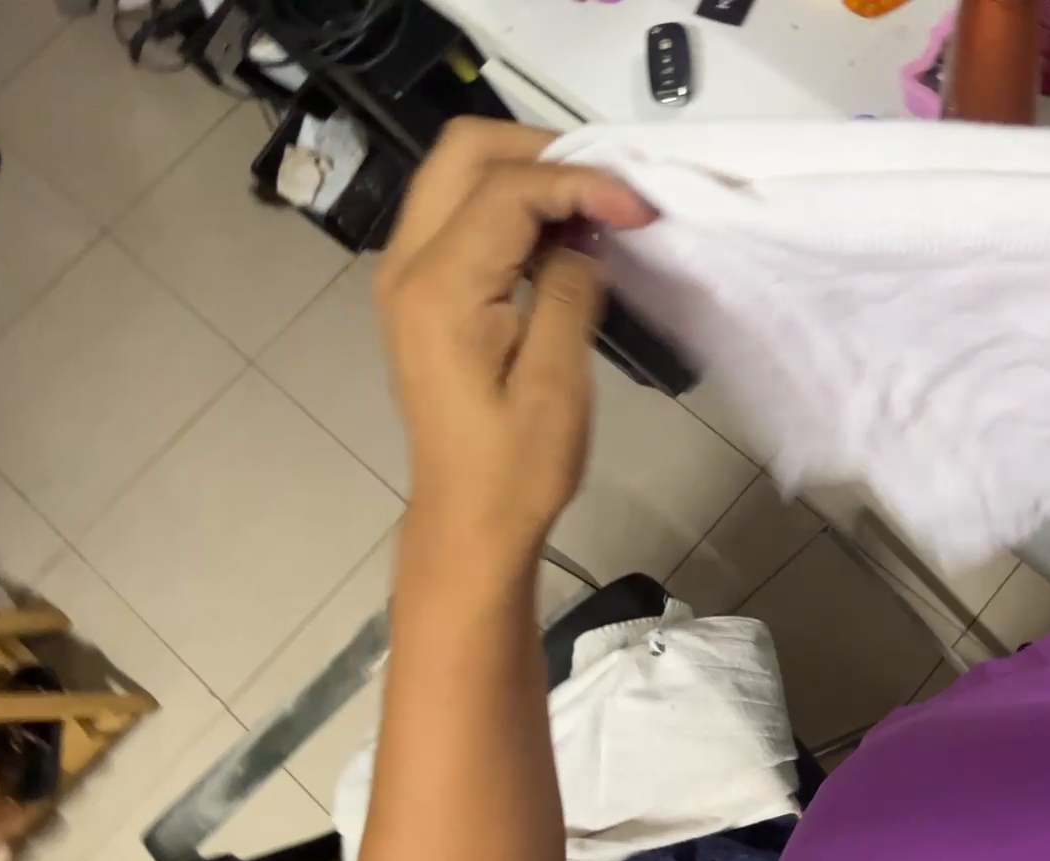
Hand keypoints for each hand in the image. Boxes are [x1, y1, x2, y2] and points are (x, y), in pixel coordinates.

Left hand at [375, 118, 656, 556]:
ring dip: (532, 177)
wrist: (470, 518)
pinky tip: (565, 240)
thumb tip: (583, 247)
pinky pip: (466, 218)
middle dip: (546, 154)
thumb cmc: (518, 467)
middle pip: (464, 154)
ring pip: (461, 177)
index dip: (580, 183)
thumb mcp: (557, 384)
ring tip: (598, 209)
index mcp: (440, 289)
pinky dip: (518, 210)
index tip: (641, 208)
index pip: (507, 191)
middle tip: (614, 189)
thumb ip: (567, 295)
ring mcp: (409, 276)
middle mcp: (408, 265)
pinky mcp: (427, 294)